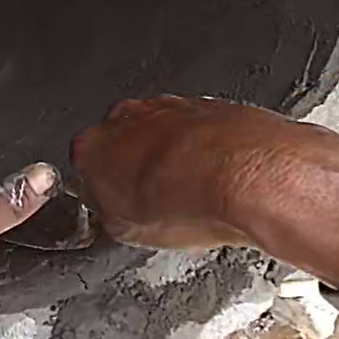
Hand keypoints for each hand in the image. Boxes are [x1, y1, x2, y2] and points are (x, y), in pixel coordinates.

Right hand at [71, 97, 338, 287]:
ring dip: (174, 161)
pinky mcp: (213, 106)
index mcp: (93, 145)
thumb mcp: (128, 232)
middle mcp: (128, 118)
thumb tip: (113, 215)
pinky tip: (220, 183)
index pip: (84, 167)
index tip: (115, 207)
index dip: (101, 191)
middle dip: (136, 170)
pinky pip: (202, 132)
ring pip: (163, 136)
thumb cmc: (190, 198)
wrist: (254, 177)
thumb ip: (110, 214)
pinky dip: (208, 153)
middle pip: (123, 145)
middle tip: (155, 205)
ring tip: (195, 198)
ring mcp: (172, 108)